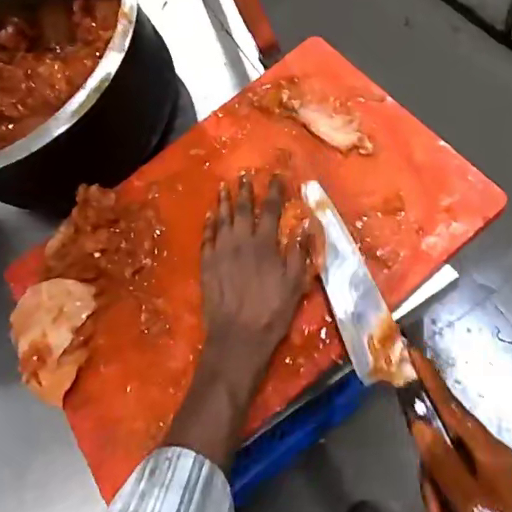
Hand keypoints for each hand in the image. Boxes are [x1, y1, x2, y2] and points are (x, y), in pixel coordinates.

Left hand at [162, 174, 316, 466]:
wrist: (238, 336)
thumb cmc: (272, 311)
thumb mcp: (295, 283)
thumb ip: (299, 252)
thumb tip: (305, 224)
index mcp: (265, 244)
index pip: (271, 209)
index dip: (274, 191)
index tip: (276, 176)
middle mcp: (241, 241)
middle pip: (243, 209)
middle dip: (246, 190)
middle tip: (245, 174)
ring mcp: (220, 252)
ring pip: (221, 219)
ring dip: (223, 202)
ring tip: (224, 187)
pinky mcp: (206, 265)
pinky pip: (206, 238)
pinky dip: (208, 225)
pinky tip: (209, 217)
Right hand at [409, 348, 511, 511]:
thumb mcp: (471, 506)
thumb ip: (442, 463)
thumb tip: (419, 423)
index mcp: (489, 452)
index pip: (452, 407)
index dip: (430, 381)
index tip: (412, 353)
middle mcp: (487, 463)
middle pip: (440, 458)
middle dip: (434, 494)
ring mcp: (488, 490)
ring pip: (444, 491)